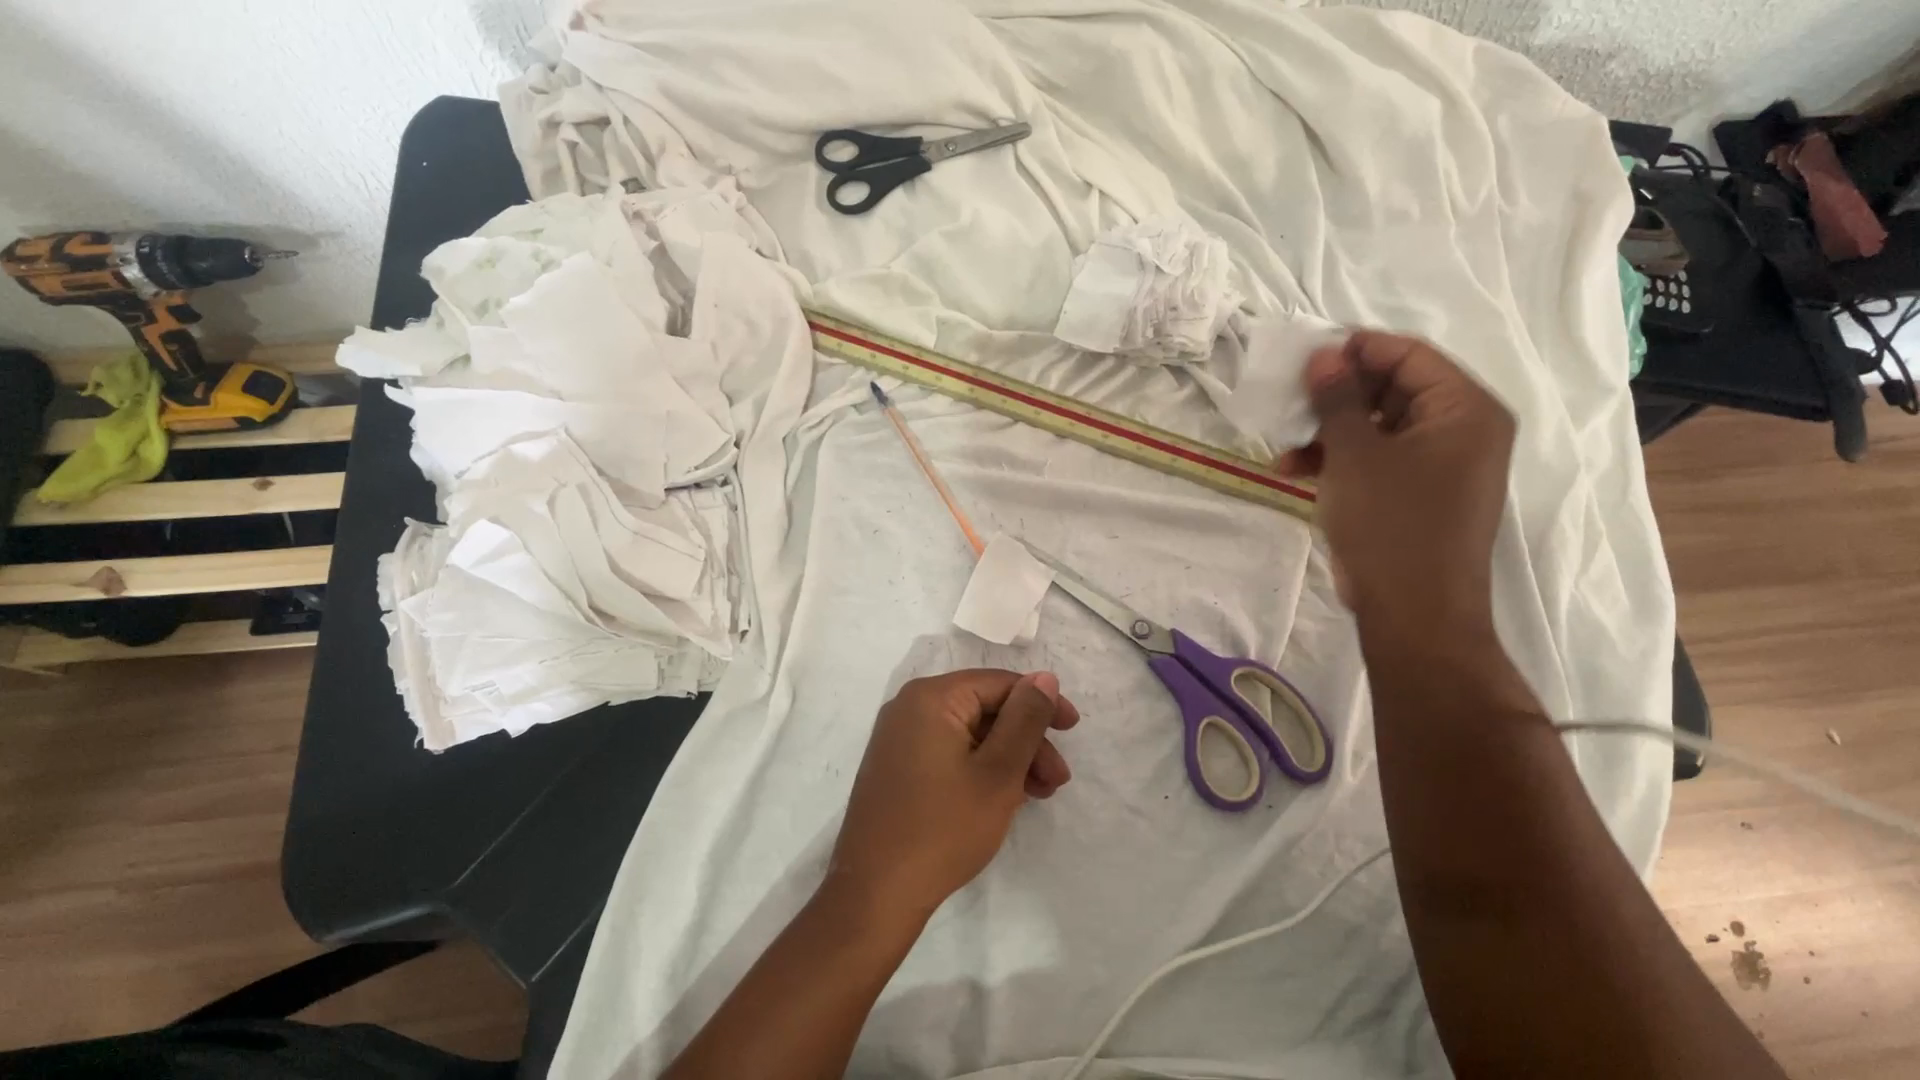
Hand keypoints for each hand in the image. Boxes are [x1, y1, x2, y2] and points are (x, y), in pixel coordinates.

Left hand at [826, 670, 1079, 920]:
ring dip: (1009, 759)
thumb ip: (1025, 720)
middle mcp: (909, 708)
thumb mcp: (998, 773)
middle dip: (1027, 740)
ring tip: (1039, 796)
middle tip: (1058, 779)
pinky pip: (950, 753)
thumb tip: (1044, 677)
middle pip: (984, 709)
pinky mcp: (897, 768)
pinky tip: (1006, 799)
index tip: (1073, 730)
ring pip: (970, 735)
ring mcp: (899, 739)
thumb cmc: (943, 828)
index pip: (998, 683)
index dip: (1041, 703)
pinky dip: (982, 769)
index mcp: (930, 698)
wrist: (876, 892)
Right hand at [1278, 331, 1513, 637]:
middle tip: (1292, 402)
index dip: (1357, 350)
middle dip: (1339, 396)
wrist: (1416, 615)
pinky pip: (1383, 461)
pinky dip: (1344, 461)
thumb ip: (1336, 398)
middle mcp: (1465, 431)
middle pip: (1396, 390)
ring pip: (1382, 428)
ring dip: (1332, 433)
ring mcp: (1446, 466)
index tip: (1306, 357)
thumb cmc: (1390, 524)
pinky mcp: (1424, 496)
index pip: (1411, 355)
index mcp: (1466, 409)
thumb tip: (1324, 354)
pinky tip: (1299, 472)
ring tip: (1286, 450)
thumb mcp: (1354, 455)